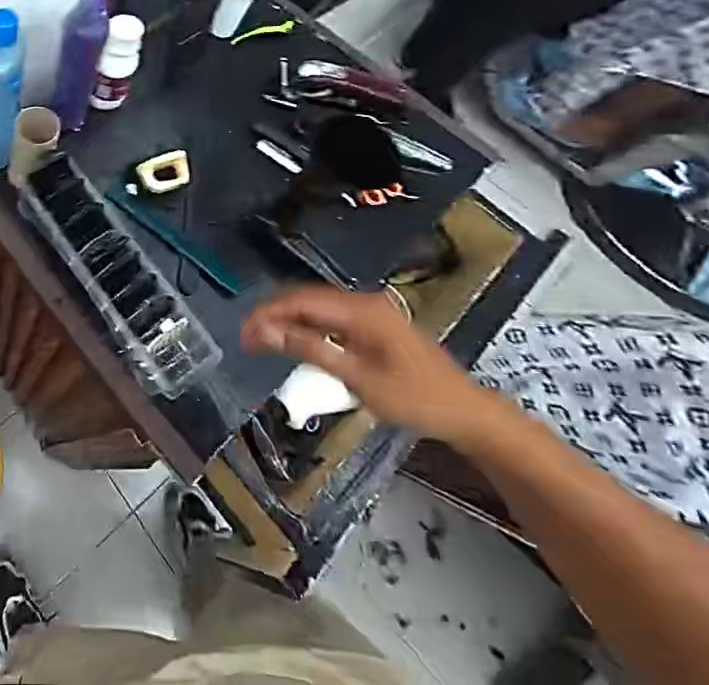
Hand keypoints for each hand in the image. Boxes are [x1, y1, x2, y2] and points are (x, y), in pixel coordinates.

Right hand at [243, 286, 506, 442]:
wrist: (465, 410)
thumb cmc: (414, 398)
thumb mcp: (358, 378)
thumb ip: (311, 349)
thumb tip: (268, 330)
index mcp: (360, 310)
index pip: (302, 300)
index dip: (268, 313)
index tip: (244, 333)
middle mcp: (364, 302)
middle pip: (308, 298)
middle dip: (274, 314)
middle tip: (248, 338)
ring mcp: (372, 311)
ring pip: (319, 306)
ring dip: (290, 319)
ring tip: (264, 340)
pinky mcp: (376, 324)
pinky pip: (333, 316)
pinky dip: (309, 326)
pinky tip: (298, 341)